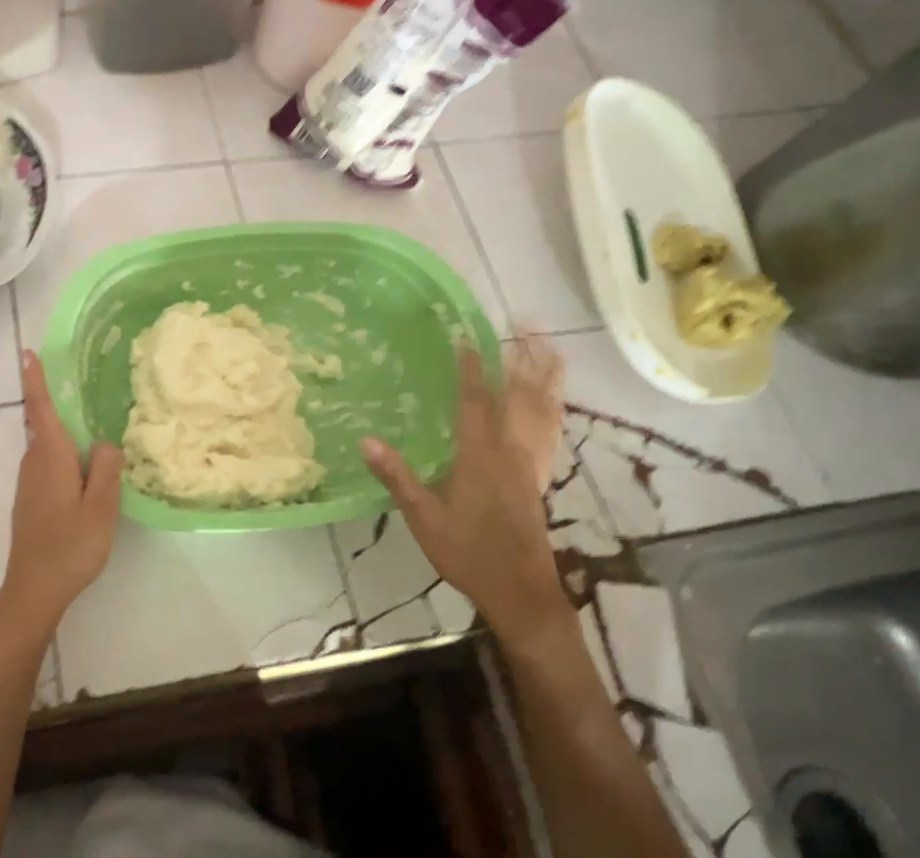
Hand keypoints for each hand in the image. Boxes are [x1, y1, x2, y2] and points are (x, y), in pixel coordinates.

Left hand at [0, 351, 123, 640]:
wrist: (33, 590)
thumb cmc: (69, 546)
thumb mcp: (101, 507)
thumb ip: (106, 468)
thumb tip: (105, 442)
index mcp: (50, 457)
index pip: (40, 408)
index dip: (34, 379)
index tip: (27, 351)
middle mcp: (34, 463)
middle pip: (45, 426)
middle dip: (57, 404)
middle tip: (83, 388)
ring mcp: (29, 484)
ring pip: (49, 448)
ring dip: (65, 435)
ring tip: (94, 431)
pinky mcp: (31, 502)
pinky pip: (49, 466)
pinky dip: (64, 458)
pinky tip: (85, 473)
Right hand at [361, 340, 569, 641]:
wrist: (520, 590)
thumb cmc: (468, 553)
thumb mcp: (424, 518)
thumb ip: (398, 477)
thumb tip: (365, 440)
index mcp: (481, 456)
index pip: (475, 402)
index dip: (471, 369)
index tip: (466, 338)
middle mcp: (511, 452)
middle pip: (521, 396)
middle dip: (522, 360)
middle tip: (524, 327)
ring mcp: (531, 465)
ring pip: (543, 411)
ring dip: (545, 378)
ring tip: (549, 350)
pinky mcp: (539, 479)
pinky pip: (551, 434)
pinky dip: (553, 411)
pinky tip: (553, 405)